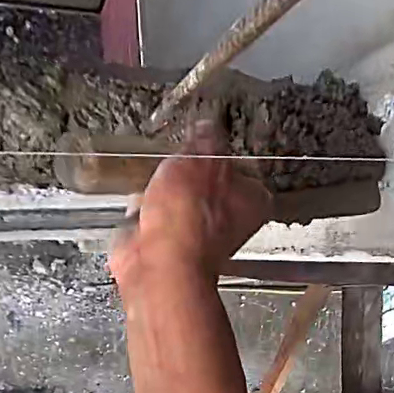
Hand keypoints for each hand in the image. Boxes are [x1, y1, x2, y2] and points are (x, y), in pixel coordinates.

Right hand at [110, 120, 271, 287]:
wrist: (158, 265)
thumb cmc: (188, 220)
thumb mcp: (200, 159)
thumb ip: (206, 139)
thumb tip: (207, 127)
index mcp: (253, 200)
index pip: (239, 166)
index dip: (216, 154)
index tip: (200, 142)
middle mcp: (229, 222)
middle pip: (203, 181)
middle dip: (183, 173)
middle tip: (174, 168)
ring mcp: (196, 236)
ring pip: (175, 197)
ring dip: (159, 190)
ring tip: (155, 190)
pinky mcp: (166, 245)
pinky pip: (151, 215)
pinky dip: (140, 211)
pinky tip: (140, 209)